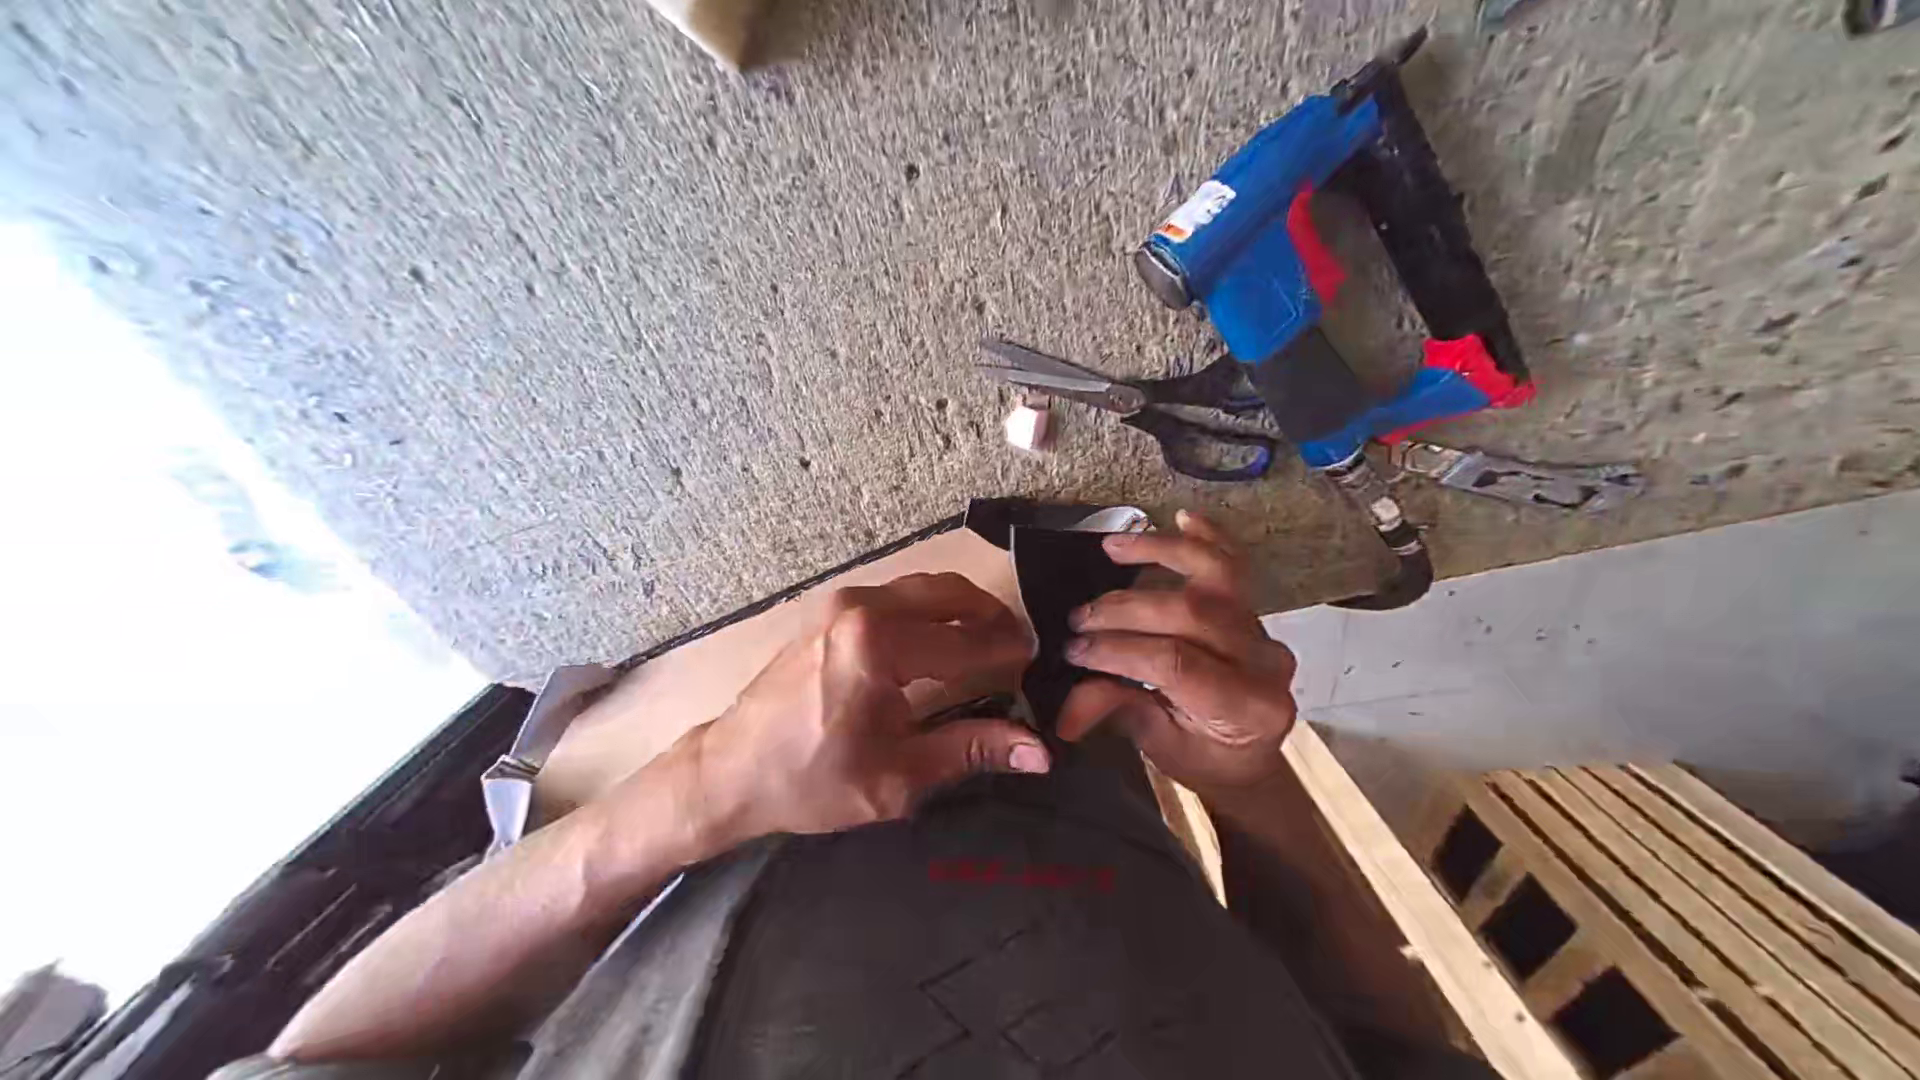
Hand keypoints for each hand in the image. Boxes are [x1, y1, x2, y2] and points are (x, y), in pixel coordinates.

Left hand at [682, 572, 1050, 841]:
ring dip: (960, 605)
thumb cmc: (812, 780)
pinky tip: (940, 634)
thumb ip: (971, 750)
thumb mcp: (898, 777)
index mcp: (878, 647)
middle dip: (989, 614)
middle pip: (948, 593)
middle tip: (1016, 641)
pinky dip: (929, 605)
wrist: (731, 768)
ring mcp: (842, 602)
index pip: (965, 641)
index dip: (1005, 652)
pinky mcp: (830, 608)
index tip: (1034, 660)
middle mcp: (862, 608)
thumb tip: (1040, 751)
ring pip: (922, 586)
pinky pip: (896, 592)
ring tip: (985, 636)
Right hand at [1056, 510, 1297, 792]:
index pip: (1176, 663)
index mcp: (1245, 707)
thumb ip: (1117, 711)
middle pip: (1193, 613)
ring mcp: (1263, 630)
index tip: (1075, 649)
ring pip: (1217, 576)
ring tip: (1113, 546)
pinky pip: (1234, 566)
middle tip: (1080, 618)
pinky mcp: (1254, 612)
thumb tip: (1062, 709)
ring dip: (1162, 552)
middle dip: (1126, 610)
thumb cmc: (1204, 759)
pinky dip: (1208, 537)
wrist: (1248, 756)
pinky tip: (1181, 517)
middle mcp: (1263, 661)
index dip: (1119, 650)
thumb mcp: (1160, 747)